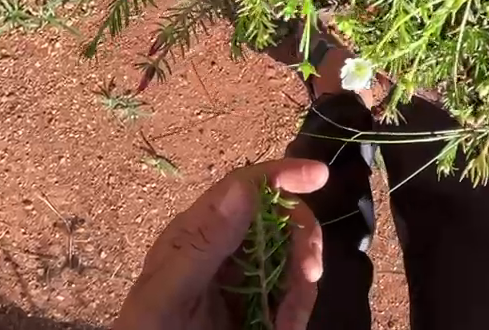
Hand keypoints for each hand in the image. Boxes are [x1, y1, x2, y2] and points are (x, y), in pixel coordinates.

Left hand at [113, 158, 328, 329]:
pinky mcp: (258, 307)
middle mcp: (225, 247)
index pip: (244, 185)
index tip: (320, 176)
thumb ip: (204, 244)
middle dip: (302, 238)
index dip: (283, 174)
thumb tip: (244, 188)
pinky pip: (292, 291)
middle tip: (311, 272)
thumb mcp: (168, 297)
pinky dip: (298, 308)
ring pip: (293, 254)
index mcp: (197, 233)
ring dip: (302, 282)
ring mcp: (244, 277)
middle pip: (279, 217)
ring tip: (291, 324)